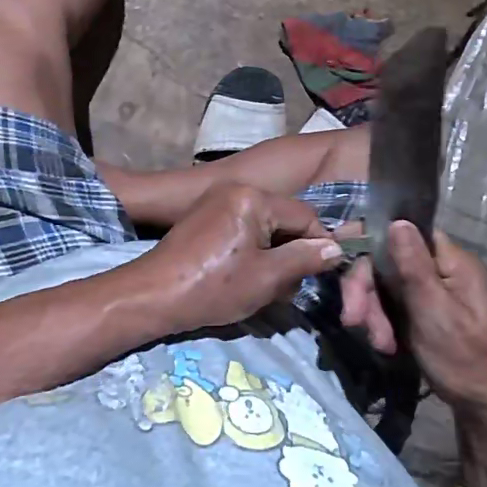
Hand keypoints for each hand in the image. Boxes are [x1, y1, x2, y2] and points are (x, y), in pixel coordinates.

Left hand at [135, 184, 343, 332]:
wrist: (149, 297)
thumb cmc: (212, 287)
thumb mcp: (268, 277)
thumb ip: (306, 259)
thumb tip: (337, 249)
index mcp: (254, 196)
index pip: (305, 217)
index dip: (318, 246)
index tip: (319, 274)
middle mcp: (237, 188)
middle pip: (284, 220)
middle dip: (292, 253)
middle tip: (287, 287)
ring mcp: (217, 200)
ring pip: (265, 226)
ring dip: (273, 254)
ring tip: (264, 286)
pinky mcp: (204, 216)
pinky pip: (243, 228)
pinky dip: (252, 250)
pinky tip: (245, 276)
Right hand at [340, 221, 486, 415]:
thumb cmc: (465, 358)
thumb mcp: (434, 311)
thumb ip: (414, 266)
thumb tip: (397, 219)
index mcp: (452, 261)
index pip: (405, 233)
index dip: (371, 243)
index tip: (341, 261)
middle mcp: (443, 271)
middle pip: (390, 263)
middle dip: (367, 291)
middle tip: (355, 323)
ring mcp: (434, 294)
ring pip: (387, 288)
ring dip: (374, 314)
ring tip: (380, 344)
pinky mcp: (426, 317)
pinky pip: (394, 309)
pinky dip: (384, 326)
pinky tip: (386, 347)